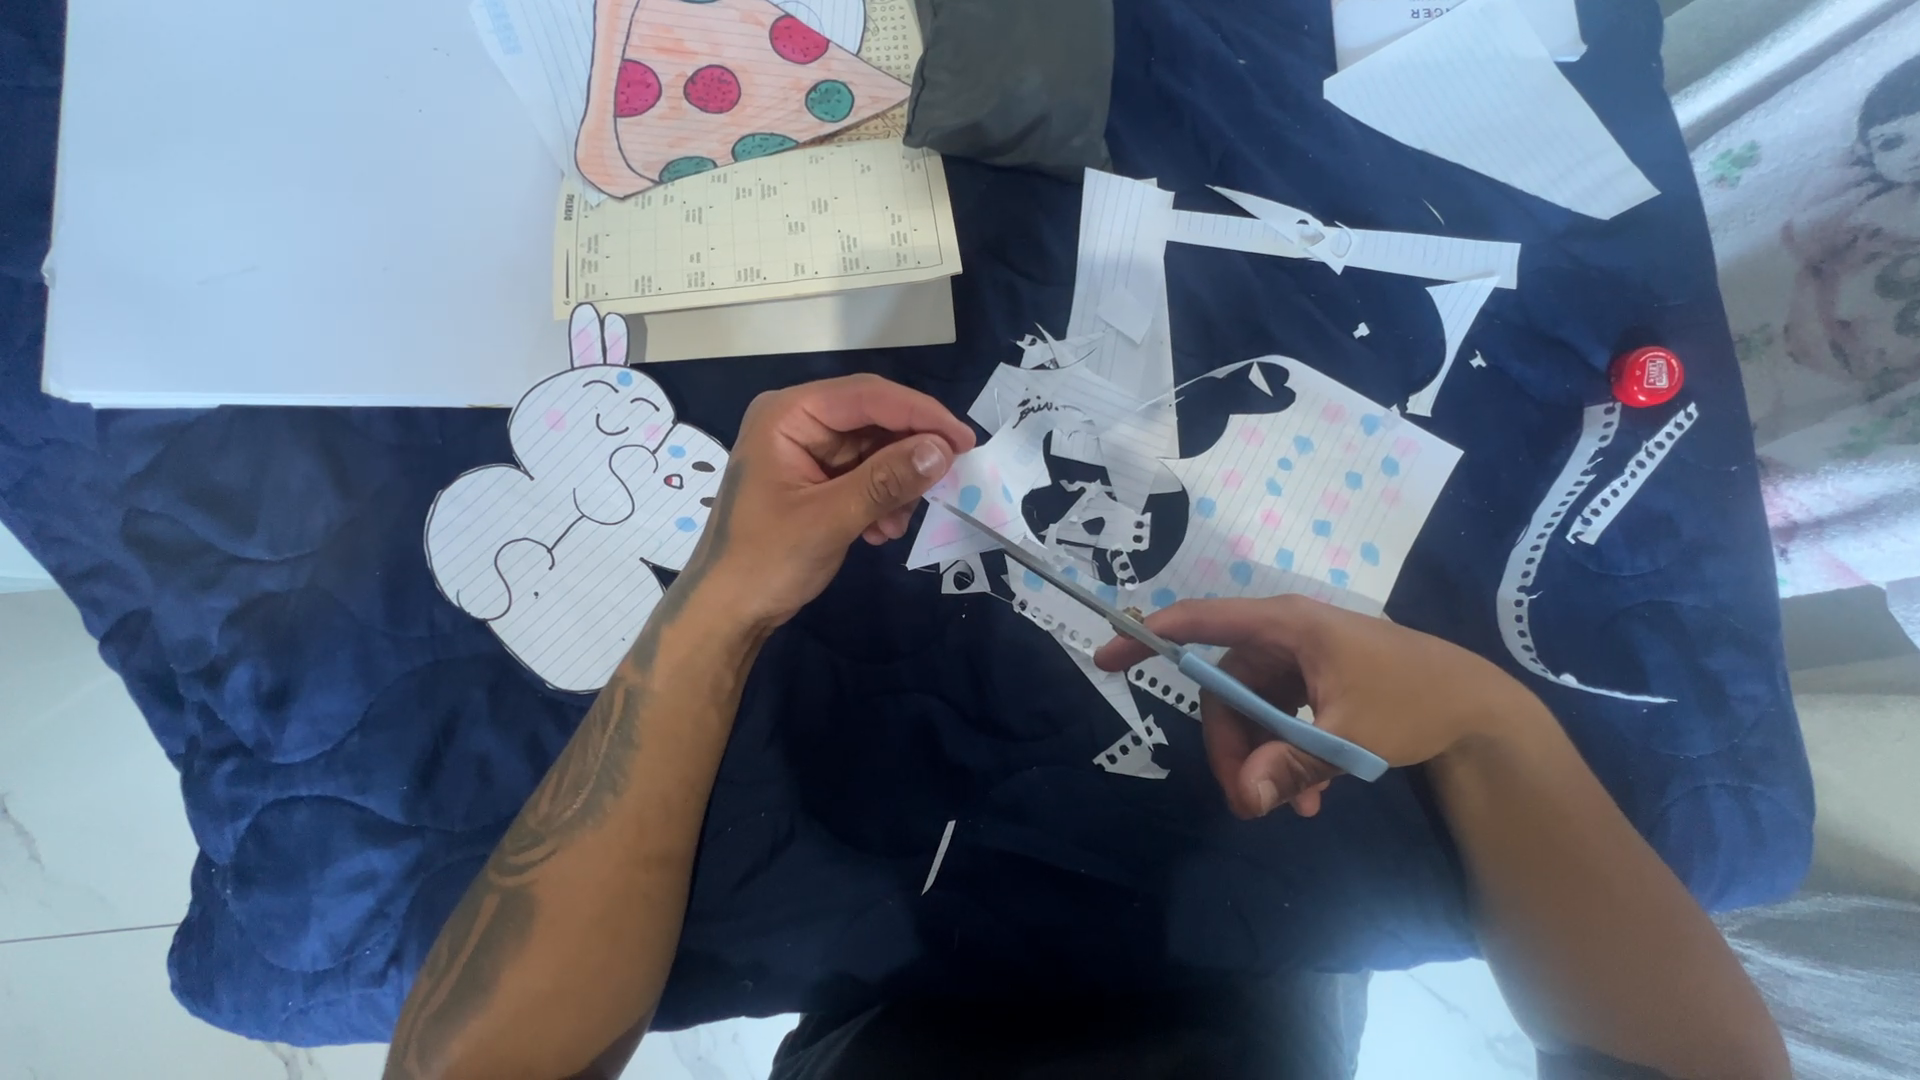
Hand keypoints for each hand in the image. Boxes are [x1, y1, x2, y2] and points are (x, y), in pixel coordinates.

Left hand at [686, 374, 975, 628]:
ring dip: (897, 485)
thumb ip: (885, 481)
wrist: (728, 611)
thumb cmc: (765, 561)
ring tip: (896, 523)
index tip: (964, 440)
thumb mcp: (829, 519)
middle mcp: (798, 422)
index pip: (867, 397)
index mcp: (788, 415)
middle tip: (948, 479)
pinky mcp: (817, 479)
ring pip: (876, 450)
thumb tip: (942, 452)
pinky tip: (881, 531)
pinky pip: (866, 475)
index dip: (920, 414)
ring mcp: (807, 451)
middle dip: (910, 453)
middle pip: (874, 420)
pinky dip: (883, 499)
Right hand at [1094, 596, 1544, 819]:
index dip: (1147, 636)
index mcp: (1283, 626)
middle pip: (1224, 687)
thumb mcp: (1353, 736)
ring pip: (1250, 709)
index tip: (1106, 658)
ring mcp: (1298, 660)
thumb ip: (1293, 763)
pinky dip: (1283, 754)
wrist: (1483, 708)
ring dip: (1261, 757)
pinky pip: (1277, 716)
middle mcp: (1283, 636)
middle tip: (1245, 800)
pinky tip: (1309, 797)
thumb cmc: (1416, 701)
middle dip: (1230, 746)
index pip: (1198, 621)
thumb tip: (1245, 799)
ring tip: (1288, 805)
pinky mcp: (1315, 682)